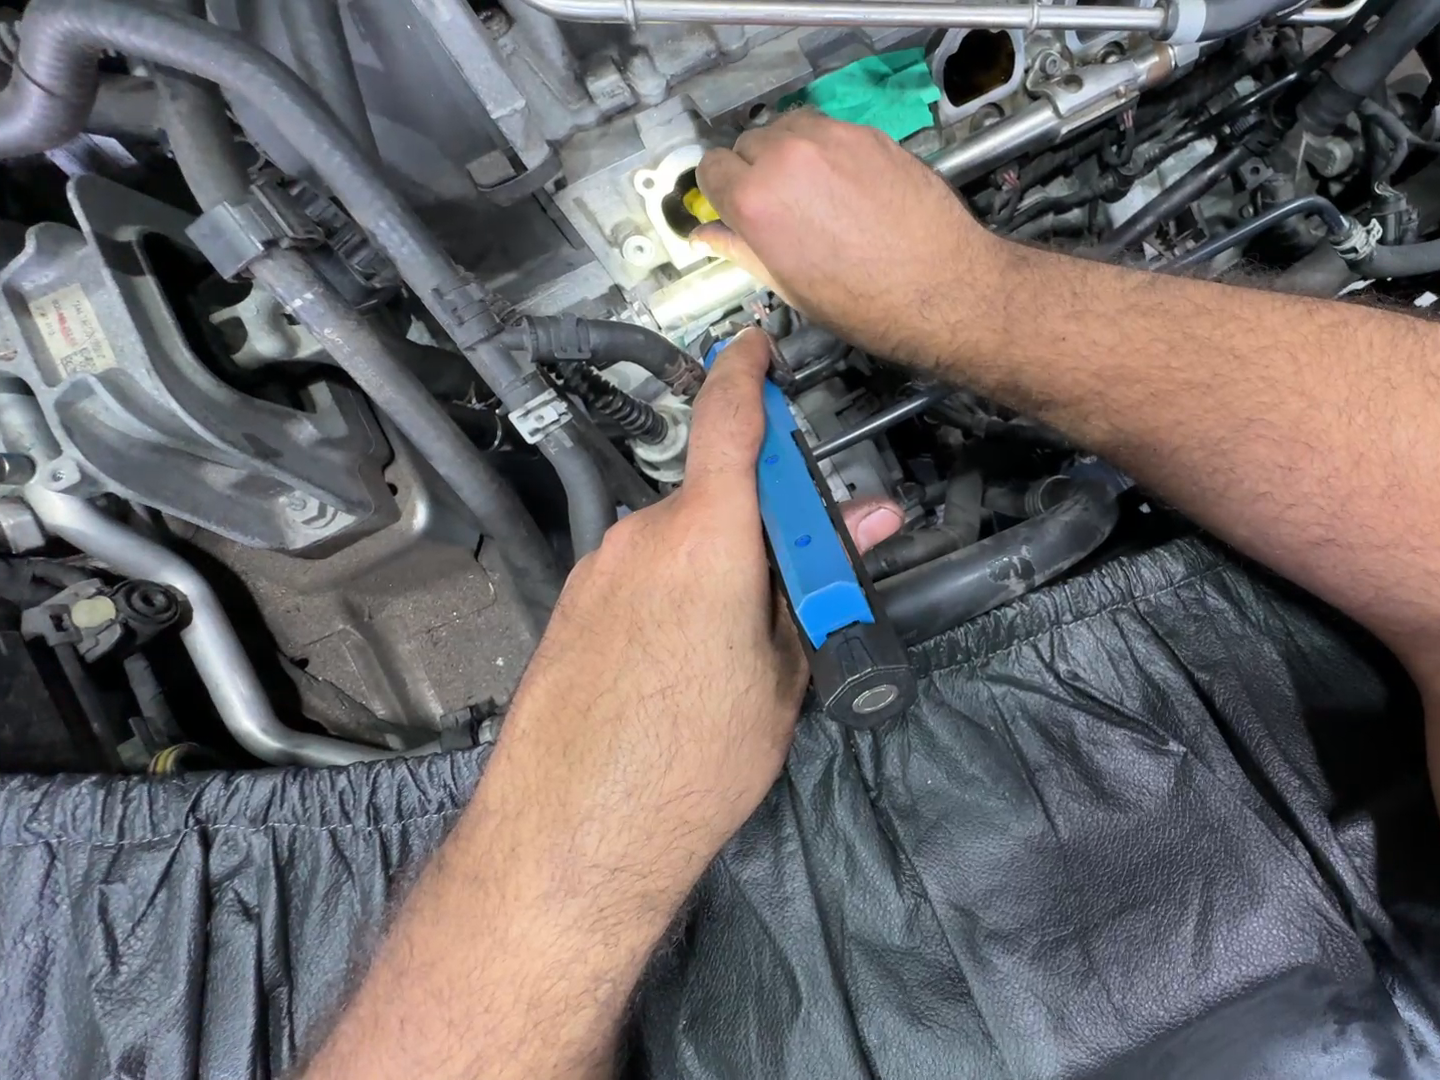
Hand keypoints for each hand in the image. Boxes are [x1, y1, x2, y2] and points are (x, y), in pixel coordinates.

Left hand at [487, 329, 903, 872]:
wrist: (570, 843)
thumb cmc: (694, 763)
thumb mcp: (786, 673)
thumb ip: (822, 584)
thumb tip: (870, 522)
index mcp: (707, 540)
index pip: (729, 423)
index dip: (747, 373)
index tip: (757, 347)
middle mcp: (643, 537)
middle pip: (716, 496)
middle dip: (761, 526)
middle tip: (794, 588)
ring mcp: (598, 571)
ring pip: (679, 540)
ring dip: (718, 567)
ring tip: (733, 652)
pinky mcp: (572, 608)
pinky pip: (641, 574)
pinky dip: (676, 592)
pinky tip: (680, 665)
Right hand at [694, 110, 1014, 358]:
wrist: (944, 289)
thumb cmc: (873, 305)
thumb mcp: (793, 289)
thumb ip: (744, 251)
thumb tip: (711, 236)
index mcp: (757, 202)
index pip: (710, 169)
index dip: (720, 193)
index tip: (733, 207)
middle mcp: (788, 158)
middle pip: (747, 145)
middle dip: (755, 174)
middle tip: (781, 211)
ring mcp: (830, 139)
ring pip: (786, 129)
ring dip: (789, 157)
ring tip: (815, 198)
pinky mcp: (867, 134)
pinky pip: (827, 130)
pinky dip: (826, 152)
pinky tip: (847, 189)